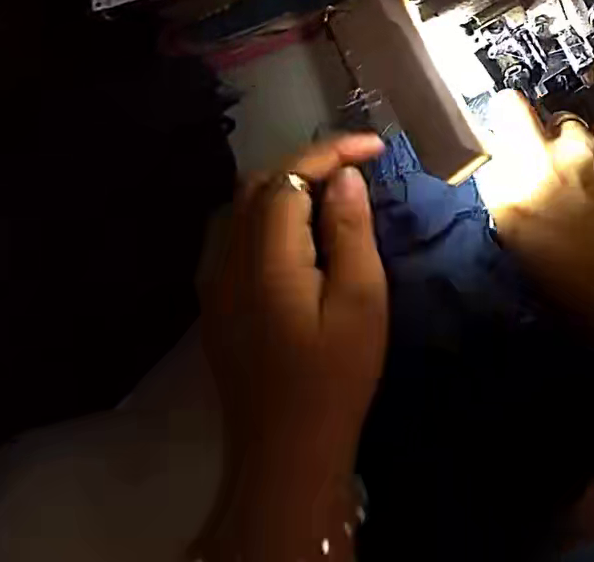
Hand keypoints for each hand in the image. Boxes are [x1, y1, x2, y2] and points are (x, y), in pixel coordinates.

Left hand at [195, 133, 386, 559]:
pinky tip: (305, 220)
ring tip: (338, 180)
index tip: (377, 146)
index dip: (332, 152)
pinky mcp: (219, 300)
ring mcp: (216, 284)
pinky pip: (239, 231)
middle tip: (362, 158)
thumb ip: (350, 232)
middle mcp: (228, 264)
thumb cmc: (337, 371)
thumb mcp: (361, 298)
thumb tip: (347, 177)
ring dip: (291, 179)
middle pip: (259, 185)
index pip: (289, 179)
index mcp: (265, 263)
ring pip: (244, 206)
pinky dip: (274, 206)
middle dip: (311, 159)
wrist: (287, 446)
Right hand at [481, 92, 593, 326]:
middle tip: (527, 133)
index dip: (500, 161)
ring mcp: (584, 148)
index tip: (508, 165)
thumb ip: (513, 212)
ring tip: (581, 165)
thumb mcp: (528, 258)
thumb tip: (513, 186)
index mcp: (510, 202)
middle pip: (512, 109)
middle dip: (514, 116)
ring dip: (565, 138)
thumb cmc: (588, 288)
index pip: (488, 159)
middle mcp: (543, 164)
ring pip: (562, 120)